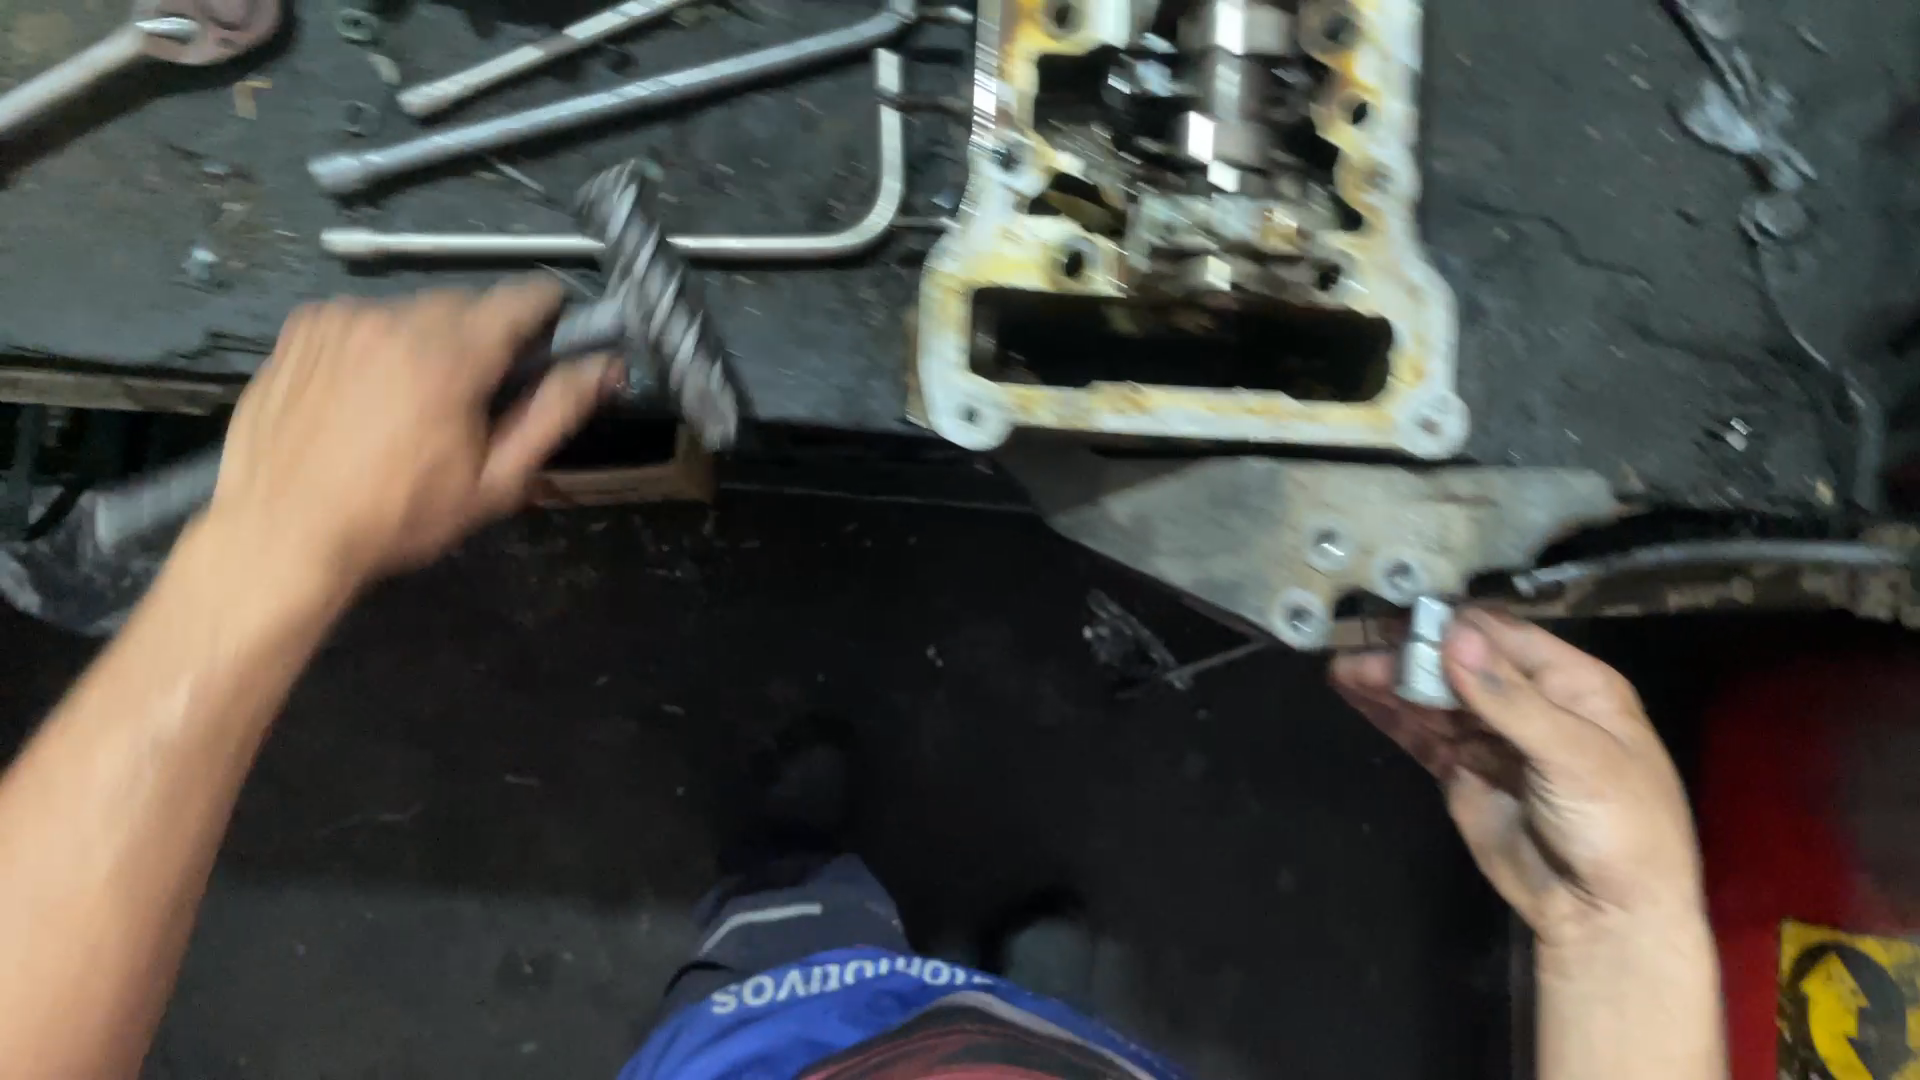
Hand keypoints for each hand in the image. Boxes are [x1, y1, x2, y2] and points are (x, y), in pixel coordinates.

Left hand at [211, 280, 614, 588]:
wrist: (282, 531)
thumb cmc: (402, 514)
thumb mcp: (498, 478)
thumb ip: (556, 413)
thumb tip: (604, 368)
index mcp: (449, 357)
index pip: (520, 299)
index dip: (551, 307)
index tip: (561, 325)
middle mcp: (392, 321)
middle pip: (468, 303)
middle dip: (492, 333)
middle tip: (493, 385)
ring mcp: (340, 321)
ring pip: (417, 311)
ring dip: (439, 339)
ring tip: (430, 395)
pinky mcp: (301, 330)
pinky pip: (368, 320)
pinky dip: (389, 343)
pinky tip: (380, 391)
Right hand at [1330, 611, 1703, 948]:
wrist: (1603, 916)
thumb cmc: (1618, 827)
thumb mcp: (1574, 758)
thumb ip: (1508, 698)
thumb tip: (1453, 634)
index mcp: (1570, 685)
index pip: (1502, 636)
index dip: (1452, 624)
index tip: (1400, 616)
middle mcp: (1526, 701)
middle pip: (1456, 663)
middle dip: (1408, 654)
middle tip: (1359, 648)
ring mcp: (1488, 735)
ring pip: (1429, 694)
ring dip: (1387, 679)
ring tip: (1342, 669)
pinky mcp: (1458, 766)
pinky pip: (1416, 729)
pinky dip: (1384, 711)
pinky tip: (1351, 692)